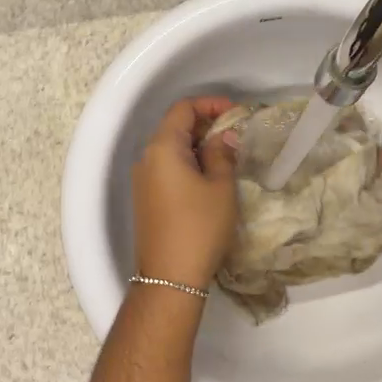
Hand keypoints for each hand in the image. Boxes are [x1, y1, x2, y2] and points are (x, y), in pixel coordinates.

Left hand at [132, 97, 239, 291]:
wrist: (170, 277)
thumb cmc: (199, 227)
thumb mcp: (221, 187)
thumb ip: (223, 154)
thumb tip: (224, 137)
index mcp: (163, 148)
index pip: (183, 109)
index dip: (211, 104)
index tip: (237, 114)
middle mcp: (147, 158)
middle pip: (175, 126)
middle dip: (207, 124)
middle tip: (237, 134)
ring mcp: (144, 179)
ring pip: (172, 148)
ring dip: (200, 145)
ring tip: (229, 156)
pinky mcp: (147, 198)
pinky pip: (168, 167)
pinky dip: (190, 162)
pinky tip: (212, 177)